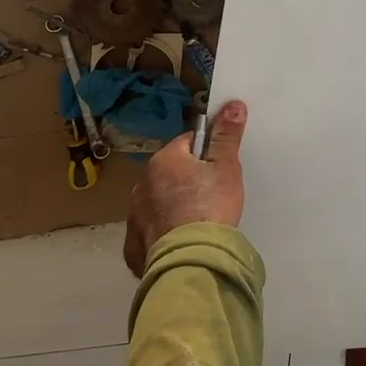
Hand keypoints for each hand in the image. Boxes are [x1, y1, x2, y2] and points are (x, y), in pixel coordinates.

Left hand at [123, 100, 247, 276]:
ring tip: (197, 221)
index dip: (207, 152)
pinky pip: (150, 232)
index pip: (187, 144)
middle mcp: (141, 185)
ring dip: (172, 206)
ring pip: (158, 203)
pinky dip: (162, 234)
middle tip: (212, 194)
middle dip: (188, 180)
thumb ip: (226, 136)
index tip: (219, 167)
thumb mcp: (226, 167)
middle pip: (170, 173)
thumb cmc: (210, 206)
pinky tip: (179, 241)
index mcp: (163, 161)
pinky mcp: (133, 248)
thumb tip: (232, 105)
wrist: (190, 260)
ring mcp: (133, 218)